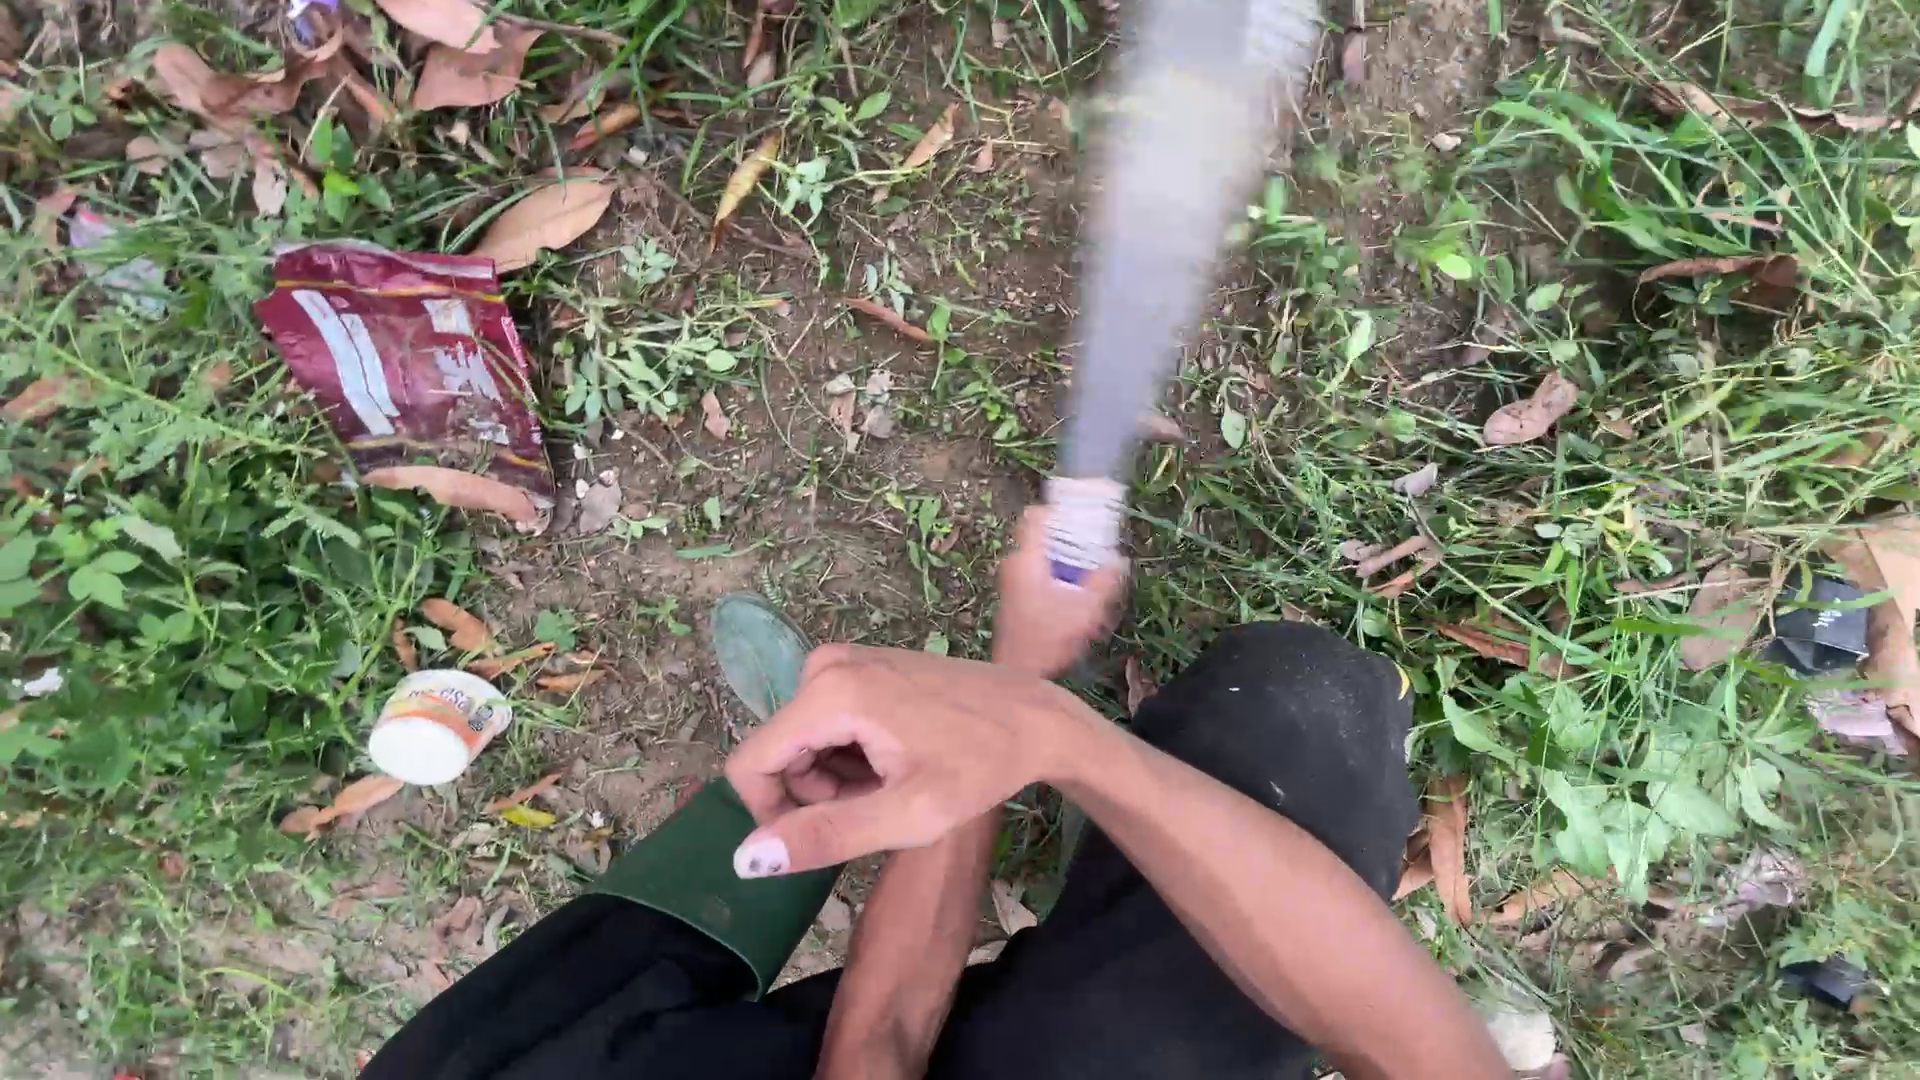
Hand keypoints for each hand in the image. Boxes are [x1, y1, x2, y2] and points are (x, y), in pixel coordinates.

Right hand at [724, 645, 1090, 877]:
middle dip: (819, 792)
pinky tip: (898, 755)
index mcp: (830, 693)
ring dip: (838, 775)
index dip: (774, 813)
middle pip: (781, 752)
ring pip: (804, 740)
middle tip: (881, 803)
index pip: (751, 765)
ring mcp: (846, 658)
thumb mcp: (907, 814)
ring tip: (895, 780)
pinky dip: (852, 750)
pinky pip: (827, 719)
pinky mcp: (863, 663)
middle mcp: (827, 664)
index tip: (830, 830)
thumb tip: (745, 857)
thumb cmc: (979, 765)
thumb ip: (824, 836)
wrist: (1034, 715)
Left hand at [992, 506, 1127, 677]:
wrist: (1018, 672)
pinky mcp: (1012, 598)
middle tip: (1095, 546)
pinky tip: (1072, 594)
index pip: (1036, 517)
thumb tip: (1120, 561)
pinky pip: (1035, 573)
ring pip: (1039, 557)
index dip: (1059, 511)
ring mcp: (1009, 581)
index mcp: (1027, 559)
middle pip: (1041, 537)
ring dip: (1063, 561)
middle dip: (1069, 540)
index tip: (1082, 517)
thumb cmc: (1049, 639)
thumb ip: (1105, 582)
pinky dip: (1053, 575)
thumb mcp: (1086, 611)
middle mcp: (1014, 564)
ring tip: (1089, 573)